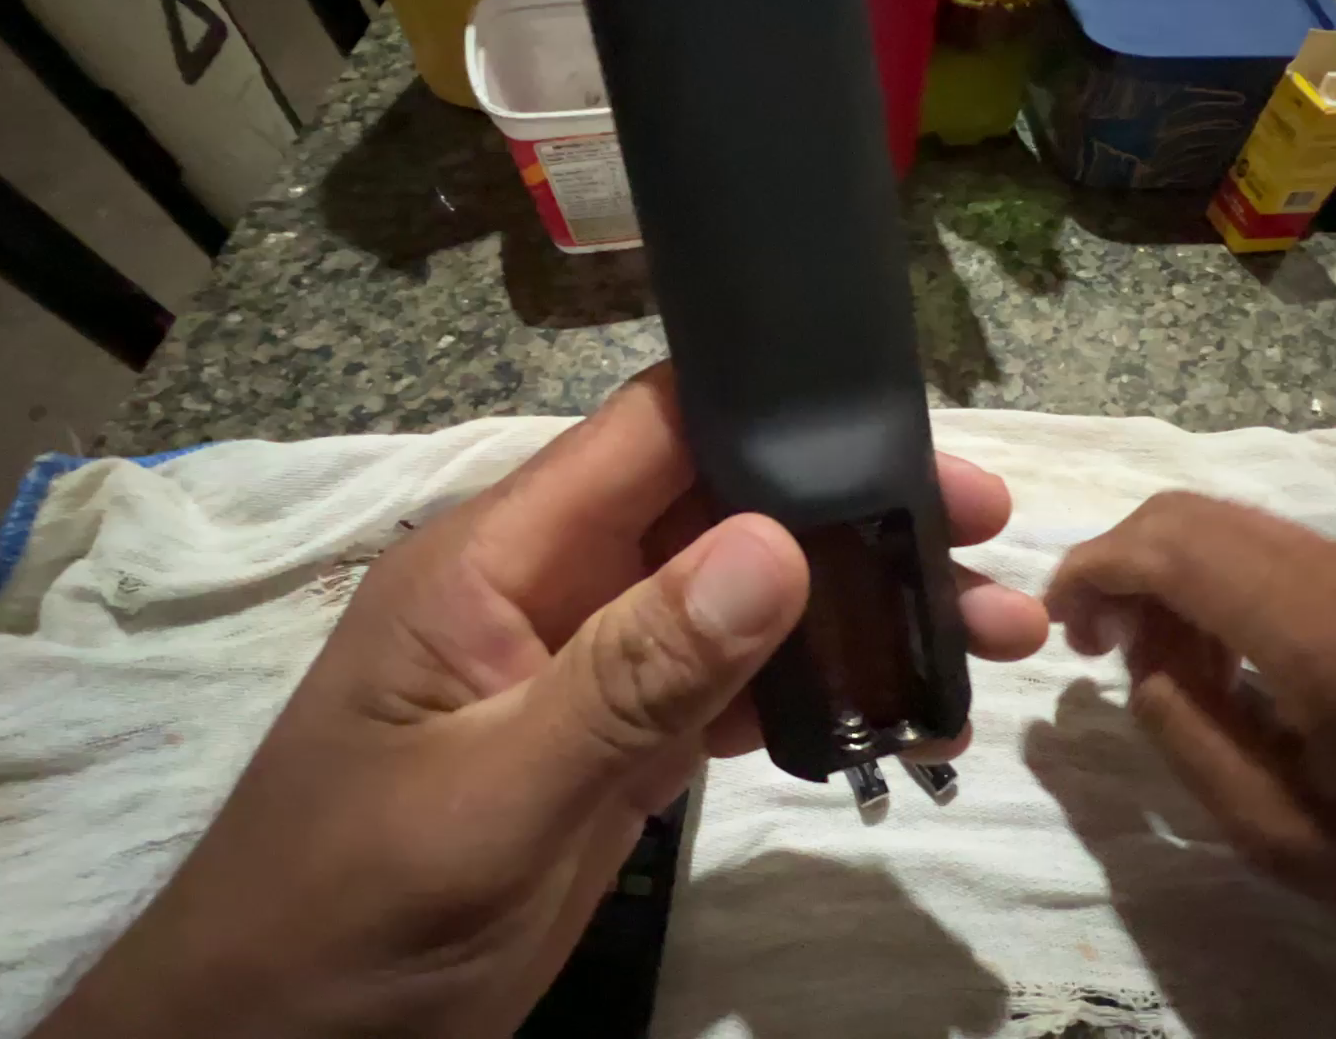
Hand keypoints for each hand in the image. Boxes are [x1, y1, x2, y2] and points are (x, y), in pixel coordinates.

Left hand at [34, 367, 1047, 1037]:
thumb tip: (773, 549)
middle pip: (730, 511)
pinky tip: (908, 710)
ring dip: (864, 612)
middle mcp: (567, 581)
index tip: (895, 430)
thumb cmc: (351, 923)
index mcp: (507, 555)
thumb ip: (631, 674)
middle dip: (859, 518)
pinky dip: (823, 691)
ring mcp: (604, 654)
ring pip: (752, 599)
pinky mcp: (631, 723)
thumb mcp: (493, 800)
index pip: (654, 433)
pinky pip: (741, 682)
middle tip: (981, 527)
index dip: (771, 412)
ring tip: (984, 631)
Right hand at [1045, 492, 1335, 1038]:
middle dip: (1120, 562)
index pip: (1177, 550)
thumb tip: (1138, 649)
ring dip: (1167, 571)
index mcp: (1335, 646)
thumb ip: (1178, 725)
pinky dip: (1215, 581)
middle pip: (1194, 515)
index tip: (1057, 618)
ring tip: (1155, 652)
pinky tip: (1220, 648)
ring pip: (1229, 523)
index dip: (1094, 567)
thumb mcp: (1267, 831)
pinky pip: (1272, 550)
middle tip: (1096, 640)